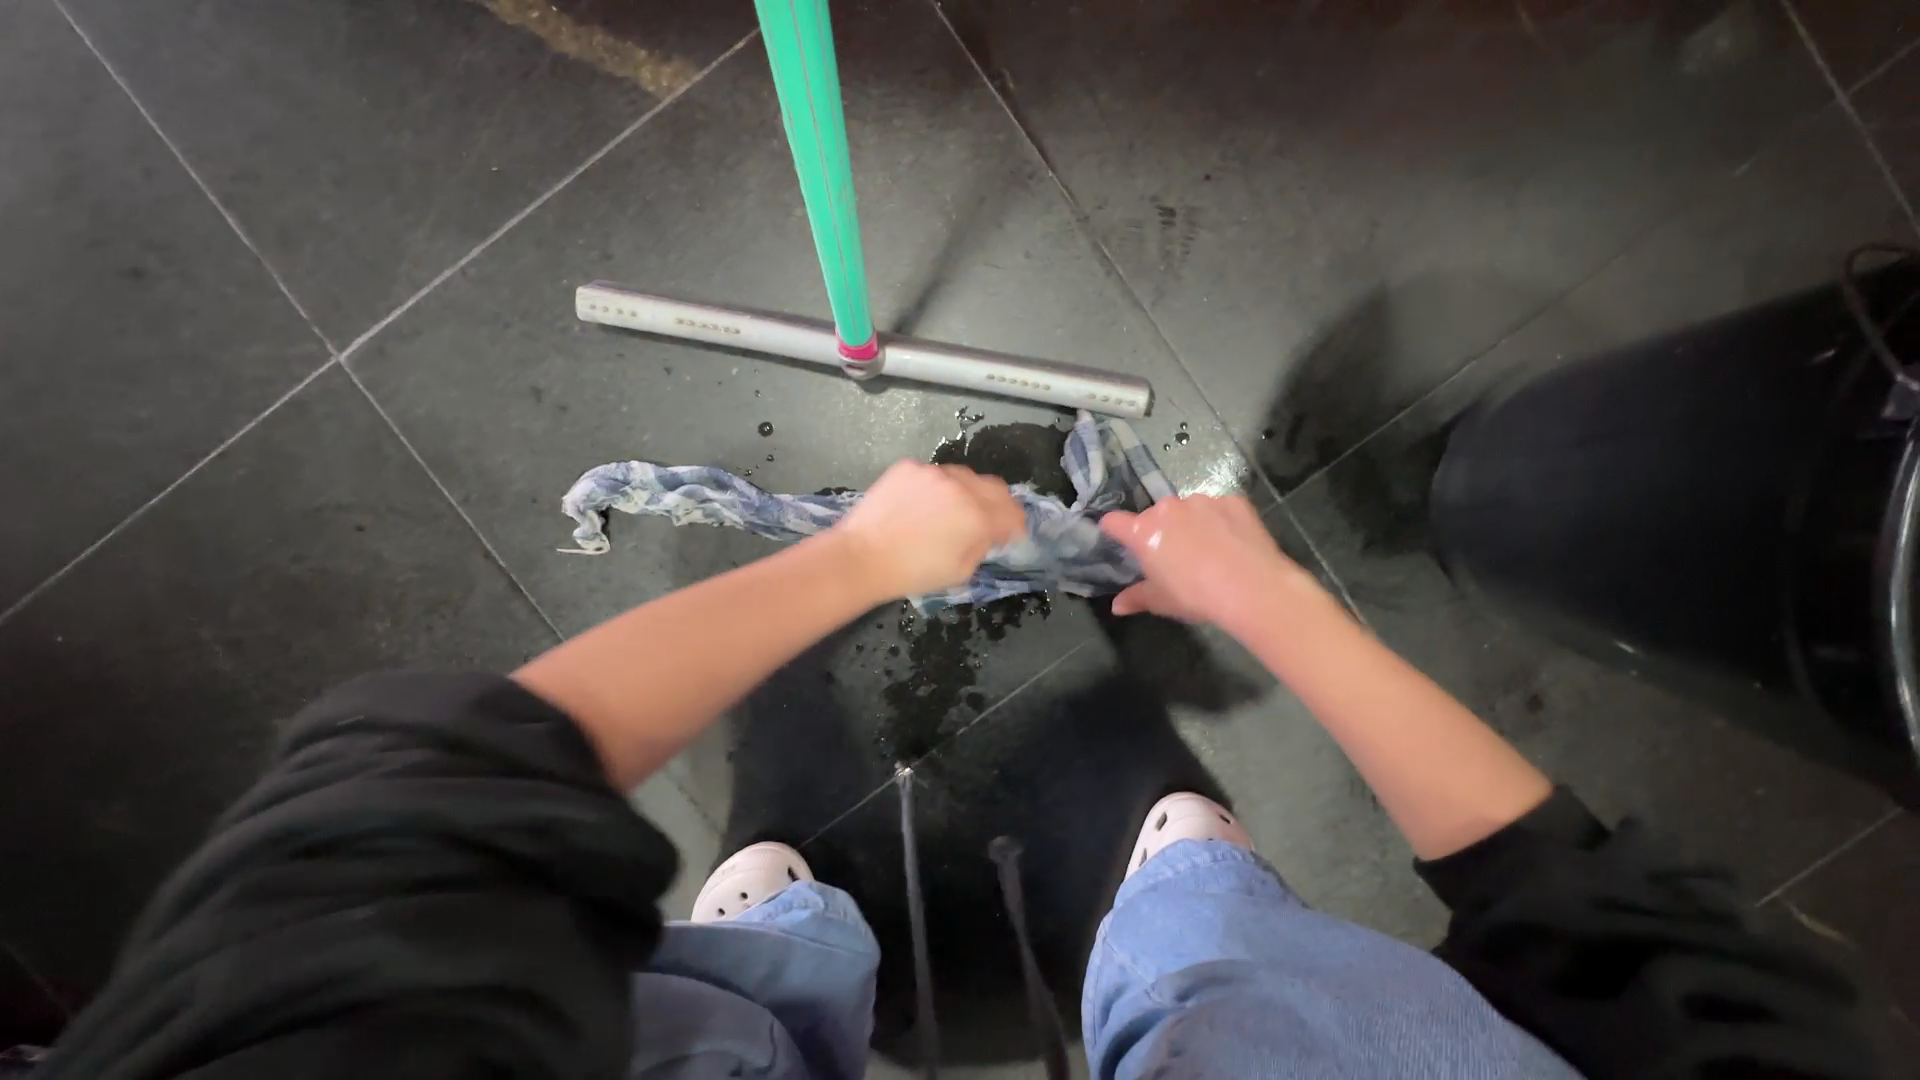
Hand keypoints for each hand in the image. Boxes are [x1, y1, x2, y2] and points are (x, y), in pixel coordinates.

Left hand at [835, 461, 1025, 599]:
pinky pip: (933, 473)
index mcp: (977, 517)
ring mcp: (933, 473)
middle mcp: (961, 487)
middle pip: (994, 487)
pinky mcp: (909, 467)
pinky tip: (921, 504)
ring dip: (966, 492)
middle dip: (998, 504)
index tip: (1012, 533)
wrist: (862, 556)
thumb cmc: (912, 573)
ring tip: (951, 510)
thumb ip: (982, 546)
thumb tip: (989, 534)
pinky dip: (935, 487)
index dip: (1016, 524)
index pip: (1013, 513)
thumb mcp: (960, 571)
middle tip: (989, 519)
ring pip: (964, 476)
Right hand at [1100, 495, 1326, 627]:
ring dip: (1190, 523)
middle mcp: (1168, 508)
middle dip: (1159, 531)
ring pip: (1187, 509)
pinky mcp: (1232, 501)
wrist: (1253, 588)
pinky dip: (1220, 521)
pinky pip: (1218, 509)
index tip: (1117, 538)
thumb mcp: (1162, 602)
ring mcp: (1202, 501)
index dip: (1113, 529)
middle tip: (1173, 556)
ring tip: (1207, 550)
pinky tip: (1231, 542)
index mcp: (1144, 531)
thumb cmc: (1197, 596)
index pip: (1114, 522)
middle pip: (1154, 515)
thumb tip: (1116, 607)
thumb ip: (1136, 598)